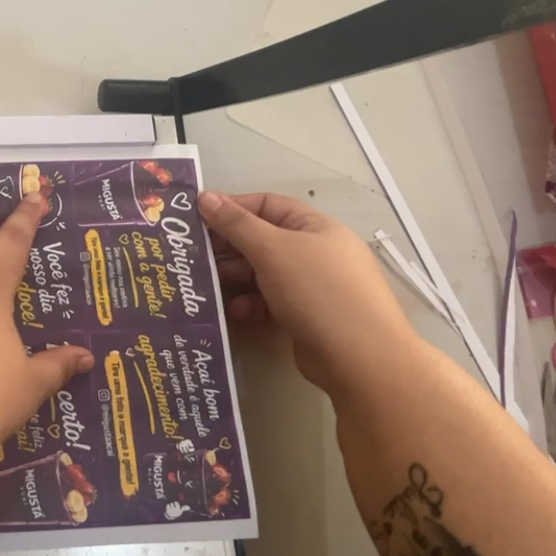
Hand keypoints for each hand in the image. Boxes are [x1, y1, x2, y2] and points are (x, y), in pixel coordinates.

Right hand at [198, 190, 416, 392]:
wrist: (360, 359)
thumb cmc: (318, 291)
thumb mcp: (272, 249)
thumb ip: (236, 224)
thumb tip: (204, 196)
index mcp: (315, 227)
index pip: (267, 205)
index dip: (232, 208)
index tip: (196, 216)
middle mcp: (315, 252)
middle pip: (262, 239)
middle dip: (229, 246)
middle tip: (194, 254)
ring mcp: (312, 286)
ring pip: (264, 273)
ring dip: (235, 277)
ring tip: (208, 285)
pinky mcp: (306, 316)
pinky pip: (271, 301)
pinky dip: (251, 303)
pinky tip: (235, 311)